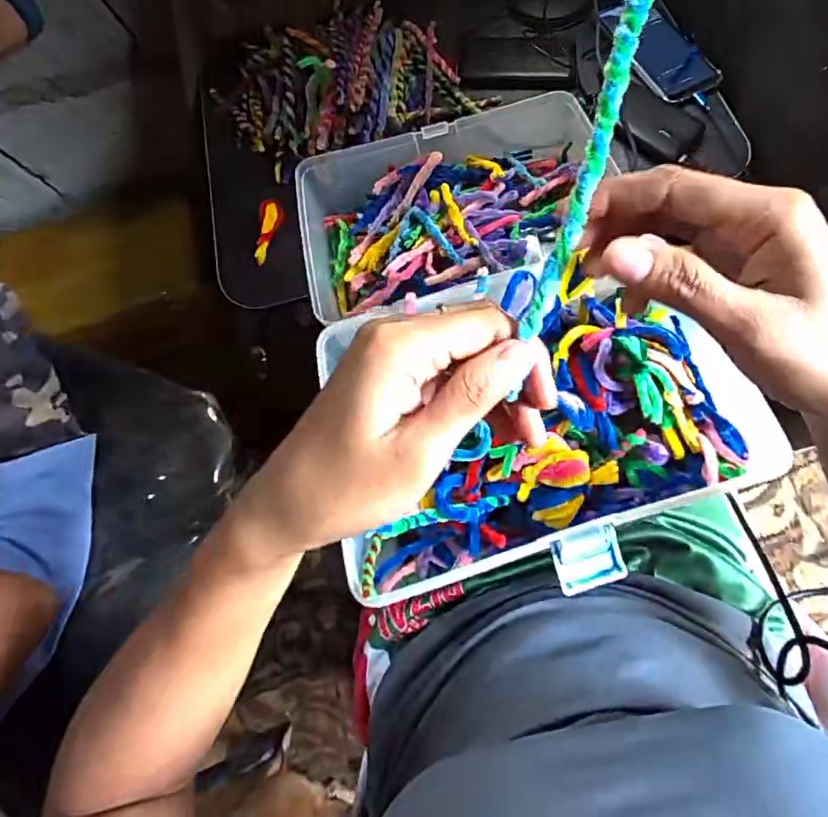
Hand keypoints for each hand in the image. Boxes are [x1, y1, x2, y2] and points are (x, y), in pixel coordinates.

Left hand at [232, 303, 553, 559]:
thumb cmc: (348, 489)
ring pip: (467, 352)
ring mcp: (391, 348)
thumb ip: (473, 395)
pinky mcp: (391, 367)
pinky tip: (491, 430)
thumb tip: (524, 350)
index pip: (489, 323)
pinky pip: (444, 369)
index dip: (525, 358)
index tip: (542, 408)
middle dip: (514, 375)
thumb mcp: (420, 452)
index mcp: (401, 344)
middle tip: (534, 431)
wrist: (285, 505)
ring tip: (520, 439)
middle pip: (480, 333)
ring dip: (498, 390)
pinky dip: (471, 395)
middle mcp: (397, 331)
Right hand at [584, 166, 827, 437]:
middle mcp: (754, 216)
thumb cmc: (824, 364)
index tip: (572, 223)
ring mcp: (746, 242)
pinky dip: (650, 272)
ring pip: (670, 229)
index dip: (618, 198)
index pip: (676, 187)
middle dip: (617, 223)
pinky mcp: (738, 268)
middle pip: (669, 203)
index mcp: (767, 213)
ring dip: (628, 248)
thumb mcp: (748, 325)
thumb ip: (681, 283)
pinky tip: (632, 298)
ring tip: (591, 276)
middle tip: (574, 257)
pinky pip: (682, 257)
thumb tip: (612, 252)